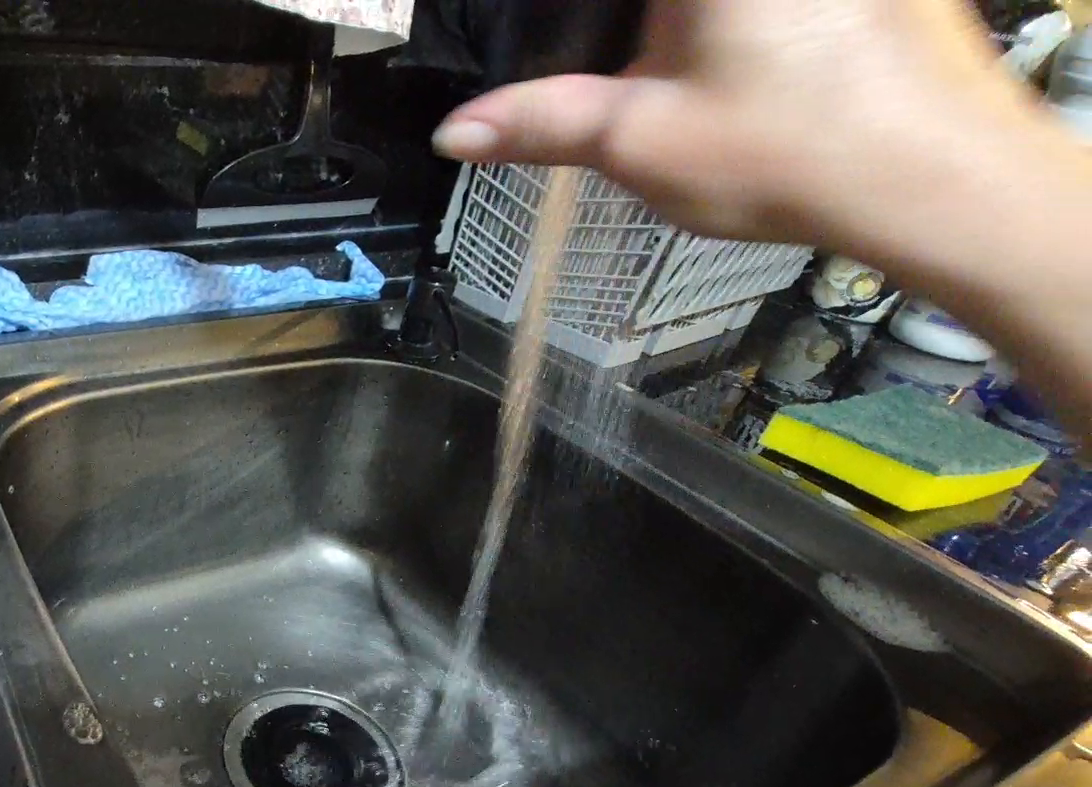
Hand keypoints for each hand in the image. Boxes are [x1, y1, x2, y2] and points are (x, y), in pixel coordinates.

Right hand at [431, 0, 1034, 252]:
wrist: (929, 174)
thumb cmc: (783, 152)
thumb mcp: (635, 139)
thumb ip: (538, 122)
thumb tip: (453, 131)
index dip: (553, 20)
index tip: (537, 47)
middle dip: (588, 28)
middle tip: (563, 65)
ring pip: (669, 5)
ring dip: (630, 32)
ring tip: (627, 77)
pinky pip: (717, 8)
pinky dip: (679, 29)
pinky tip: (693, 65)